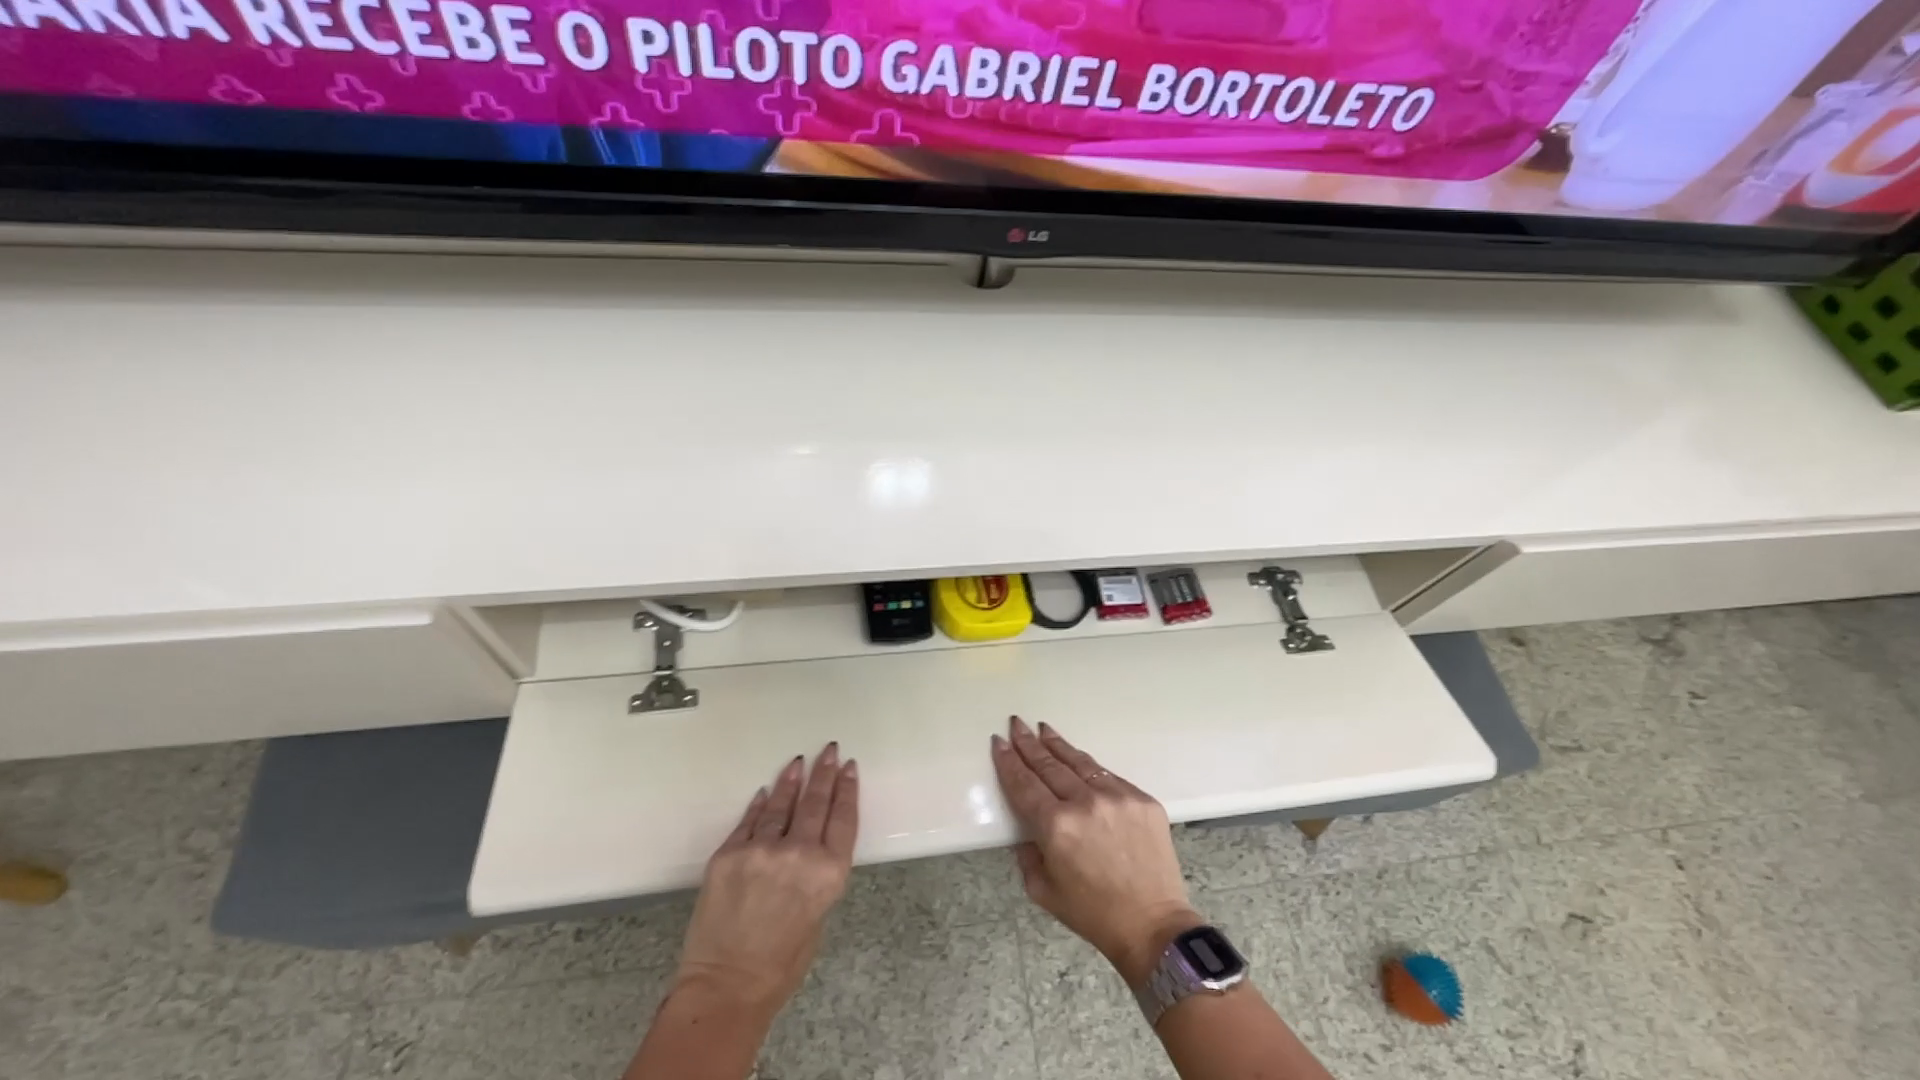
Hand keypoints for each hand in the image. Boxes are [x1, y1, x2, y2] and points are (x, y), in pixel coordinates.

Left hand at [672, 743, 859, 1018]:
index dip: (847, 790)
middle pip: (816, 802)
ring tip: (799, 761)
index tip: (850, 768)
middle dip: (825, 773)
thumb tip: (807, 855)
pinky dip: (760, 805)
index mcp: (829, 874)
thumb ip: (817, 879)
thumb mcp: (818, 918)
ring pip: (781, 804)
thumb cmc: (781, 965)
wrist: (726, 984)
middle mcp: (799, 854)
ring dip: (792, 781)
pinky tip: (766, 792)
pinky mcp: (729, 853)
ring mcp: (761, 850)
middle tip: (830, 750)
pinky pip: (749, 821)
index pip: (843, 819)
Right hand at [990, 717, 1200, 984]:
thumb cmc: (1093, 914)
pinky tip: (1078, 760)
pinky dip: (1089, 767)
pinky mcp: (1142, 800)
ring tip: (1043, 730)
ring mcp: (1117, 797)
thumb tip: (1029, 832)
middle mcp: (1085, 803)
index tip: (999, 743)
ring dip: (1058, 745)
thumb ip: (1028, 855)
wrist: (1153, 925)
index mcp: (1056, 827)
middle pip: (1049, 765)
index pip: (1024, 784)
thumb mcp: (1043, 890)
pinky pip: (1109, 776)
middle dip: (1029, 744)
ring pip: (1080, 763)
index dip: (1008, 761)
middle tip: (1016, 725)